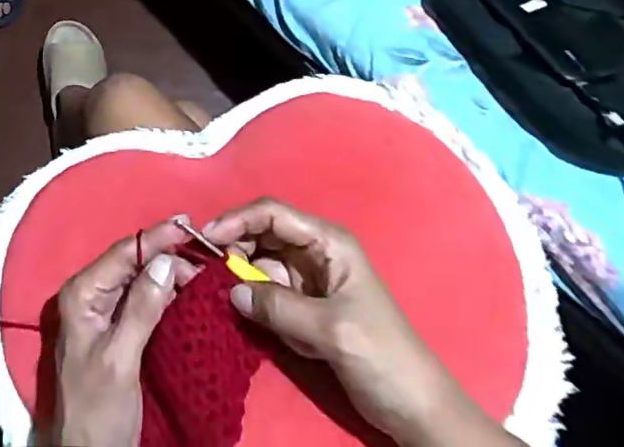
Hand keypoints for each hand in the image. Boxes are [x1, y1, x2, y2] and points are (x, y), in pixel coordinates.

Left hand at [51, 218, 203, 446]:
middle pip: (132, 262)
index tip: (189, 223)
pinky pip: (143, 300)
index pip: (123, 253)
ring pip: (139, 279)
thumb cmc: (98, 410)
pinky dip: (165, 293)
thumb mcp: (120, 359)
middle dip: (167, 254)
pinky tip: (186, 289)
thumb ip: (142, 308)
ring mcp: (102, 312)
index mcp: (82, 293)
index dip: (156, 237)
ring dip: (168, 272)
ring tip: (201, 269)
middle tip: (205, 256)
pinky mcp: (116, 330)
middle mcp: (90, 294)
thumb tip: (165, 261)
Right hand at [204, 199, 516, 446]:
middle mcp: (314, 253)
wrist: (416, 411)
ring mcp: (308, 280)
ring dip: (240, 276)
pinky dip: (252, 300)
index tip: (207, 238)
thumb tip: (231, 290)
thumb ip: (279, 307)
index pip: (273, 213)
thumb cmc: (383, 357)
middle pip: (262, 234)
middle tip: (206, 268)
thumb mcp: (331, 331)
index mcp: (328, 243)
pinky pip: (267, 293)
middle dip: (233, 246)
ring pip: (260, 263)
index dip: (237, 219)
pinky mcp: (303, 307)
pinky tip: (243, 312)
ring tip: (217, 290)